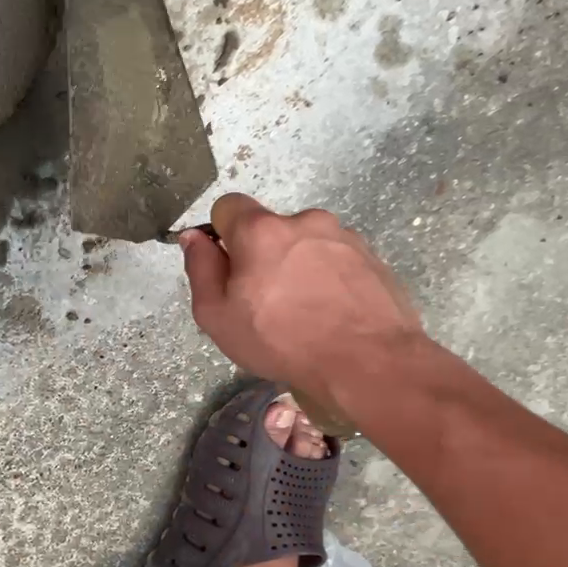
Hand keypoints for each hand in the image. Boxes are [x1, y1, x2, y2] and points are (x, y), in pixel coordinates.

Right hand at [180, 193, 427, 403]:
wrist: (368, 361)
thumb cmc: (277, 338)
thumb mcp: (214, 312)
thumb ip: (200, 268)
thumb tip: (194, 238)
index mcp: (261, 231)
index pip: (228, 205)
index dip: (218, 231)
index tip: (222, 265)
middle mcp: (306, 222)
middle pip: (267, 228)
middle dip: (257, 253)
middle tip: (258, 298)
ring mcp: (345, 237)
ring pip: (301, 243)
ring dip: (292, 264)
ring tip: (297, 308)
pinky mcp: (373, 258)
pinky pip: (332, 258)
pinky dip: (322, 276)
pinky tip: (325, 311)